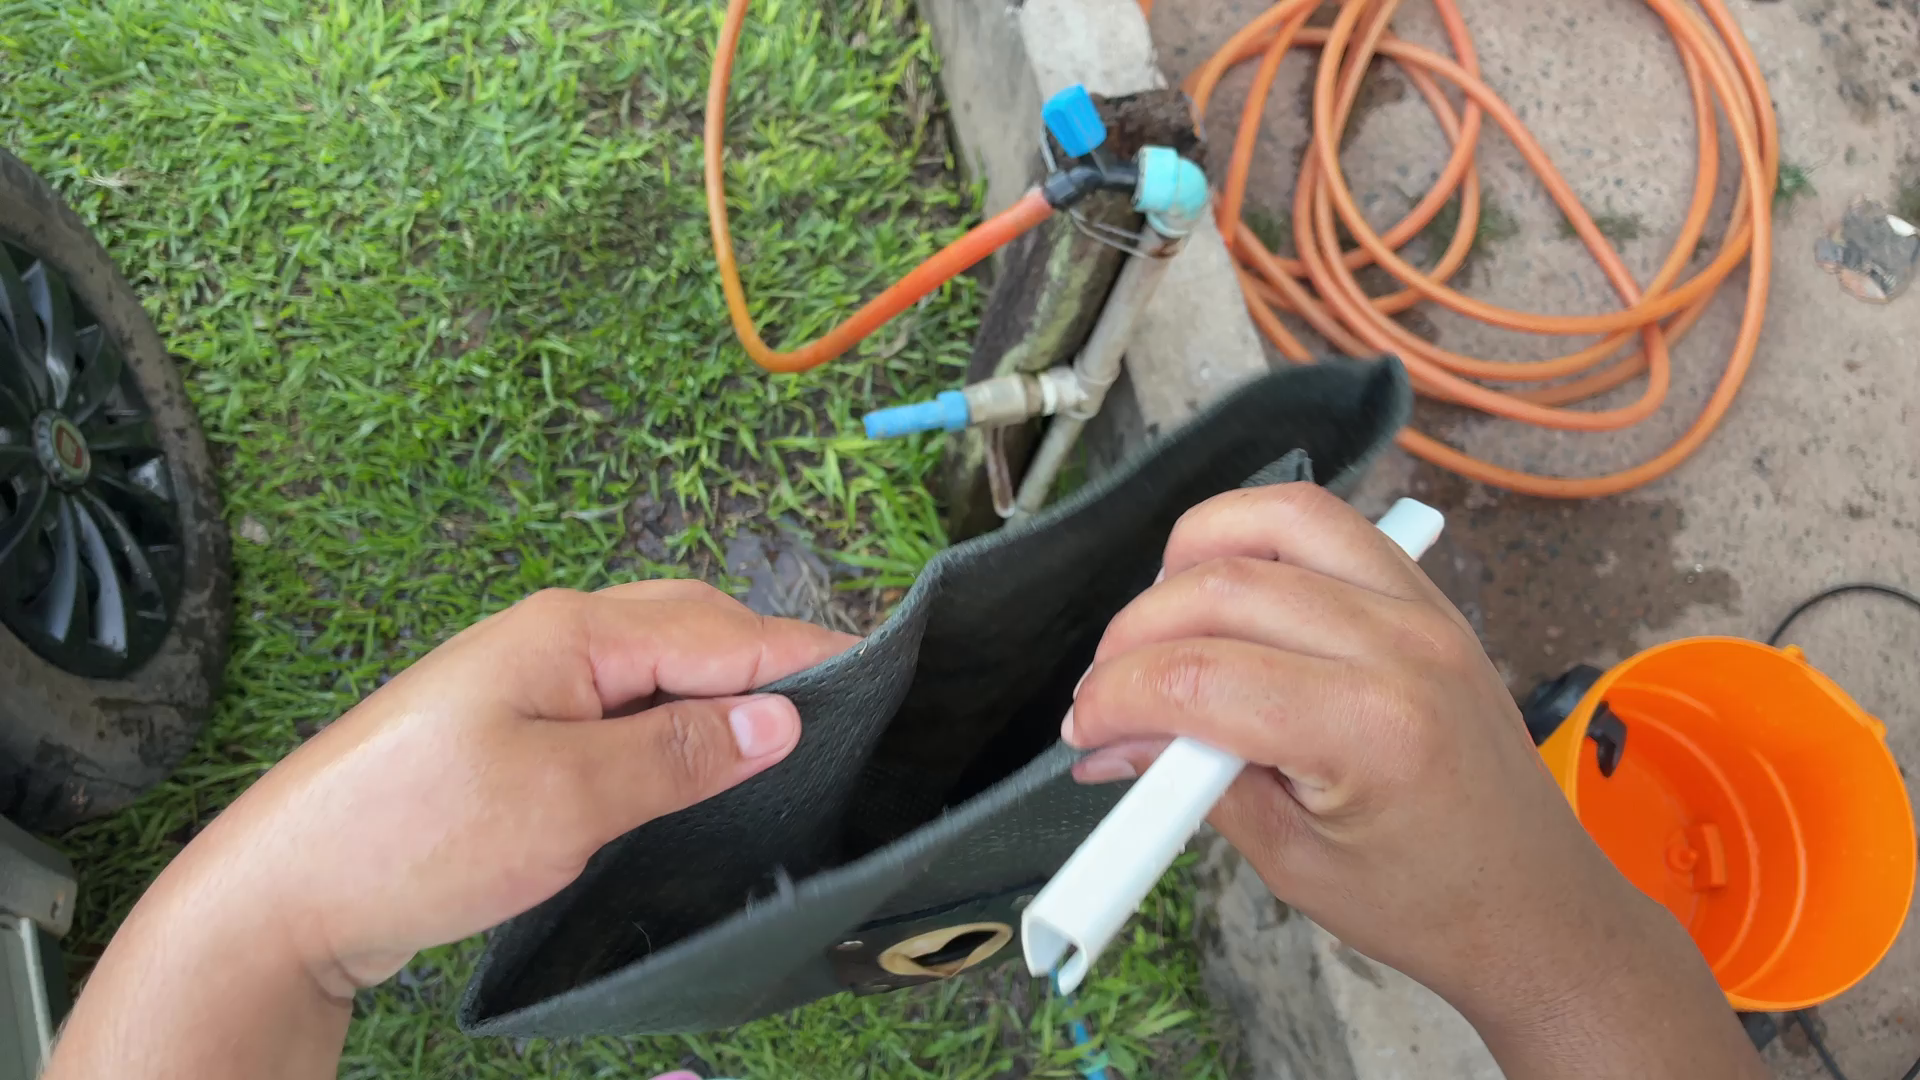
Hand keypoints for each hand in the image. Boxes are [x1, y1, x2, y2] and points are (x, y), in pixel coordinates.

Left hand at [169, 581, 854, 994]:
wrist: (275, 899)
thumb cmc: (421, 838)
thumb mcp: (568, 799)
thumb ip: (683, 751)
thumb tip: (783, 718)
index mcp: (575, 631)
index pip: (717, 632)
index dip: (797, 652)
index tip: (872, 665)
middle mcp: (563, 631)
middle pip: (694, 624)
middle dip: (767, 654)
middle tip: (832, 697)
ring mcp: (543, 668)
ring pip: (665, 652)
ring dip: (726, 676)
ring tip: (781, 715)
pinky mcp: (531, 709)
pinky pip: (633, 688)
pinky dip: (685, 703)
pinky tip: (703, 733)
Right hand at [1061, 485, 1762, 1077]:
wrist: (1541, 904)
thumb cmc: (1421, 902)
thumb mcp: (1286, 861)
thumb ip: (1186, 780)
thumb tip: (1105, 736)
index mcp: (1371, 730)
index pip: (1199, 677)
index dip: (1115, 696)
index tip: (1081, 728)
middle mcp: (1398, 642)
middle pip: (1218, 589)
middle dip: (1131, 638)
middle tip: (1105, 693)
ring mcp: (1415, 600)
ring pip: (1268, 521)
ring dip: (1184, 562)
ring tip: (1160, 625)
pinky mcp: (1415, 585)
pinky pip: (1315, 519)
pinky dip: (1245, 533)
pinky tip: (1220, 588)